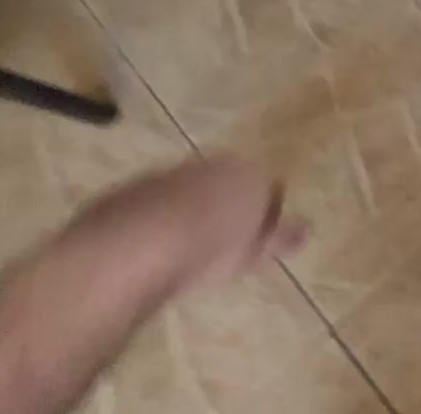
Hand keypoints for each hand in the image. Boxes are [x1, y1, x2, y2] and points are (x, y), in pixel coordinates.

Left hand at [70, 156, 307, 288]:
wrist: (127, 253)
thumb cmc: (208, 248)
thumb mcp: (256, 251)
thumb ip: (281, 238)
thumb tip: (306, 230)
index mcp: (247, 171)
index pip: (267, 183)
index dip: (266, 208)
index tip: (261, 235)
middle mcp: (206, 166)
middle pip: (222, 184)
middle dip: (222, 206)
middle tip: (220, 242)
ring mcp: (158, 179)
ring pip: (180, 195)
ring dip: (182, 216)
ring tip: (177, 252)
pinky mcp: (114, 198)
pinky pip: (140, 211)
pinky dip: (144, 227)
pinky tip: (140, 255)